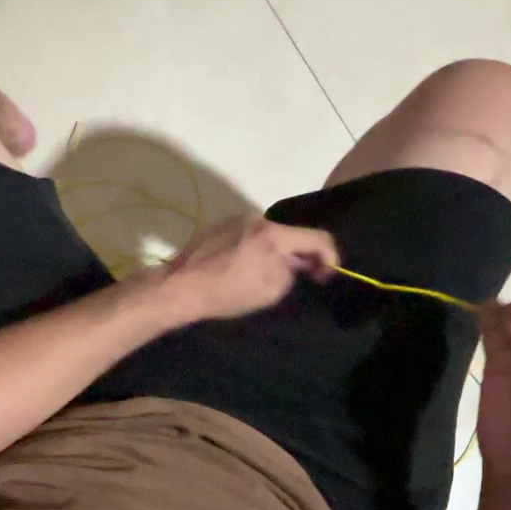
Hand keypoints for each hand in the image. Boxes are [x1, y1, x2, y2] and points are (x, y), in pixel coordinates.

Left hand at [155, 216, 337, 321]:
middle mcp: (257, 217)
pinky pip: (249, 234)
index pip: (318, 238)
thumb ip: (292, 272)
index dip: (331, 258)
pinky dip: (255, 248)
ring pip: (270, 234)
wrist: (179, 286)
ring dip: (275, 251)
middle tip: (300, 277)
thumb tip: (297, 264)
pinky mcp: (219, 225)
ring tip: (266, 274)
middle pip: (292, 234)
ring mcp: (236, 218)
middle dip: (300, 255)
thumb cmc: (227, 292)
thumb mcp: (271, 291)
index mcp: (274, 233)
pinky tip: (244, 267)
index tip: (327, 276)